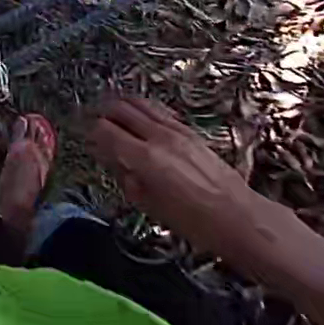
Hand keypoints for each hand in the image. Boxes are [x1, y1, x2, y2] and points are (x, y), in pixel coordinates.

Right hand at [87, 95, 251, 249]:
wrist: (239, 217)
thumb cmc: (193, 221)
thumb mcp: (149, 205)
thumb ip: (127, 178)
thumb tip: (114, 161)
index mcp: (145, 158)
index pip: (105, 130)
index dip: (91, 131)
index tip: (84, 135)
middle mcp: (158, 137)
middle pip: (121, 109)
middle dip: (102, 112)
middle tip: (93, 120)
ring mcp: (176, 130)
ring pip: (140, 103)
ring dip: (122, 104)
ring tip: (111, 112)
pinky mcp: (189, 131)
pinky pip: (158, 110)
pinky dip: (142, 109)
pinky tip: (139, 118)